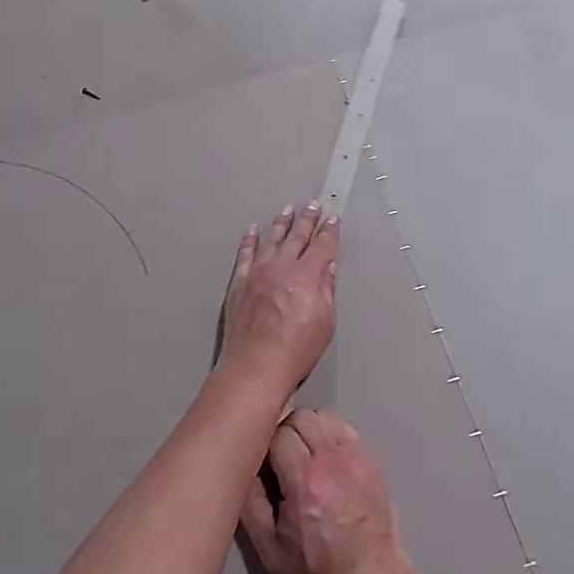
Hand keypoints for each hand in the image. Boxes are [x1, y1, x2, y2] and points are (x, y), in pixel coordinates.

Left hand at [221, 201, 338, 395]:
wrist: (255, 367)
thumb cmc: (294, 351)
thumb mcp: (325, 322)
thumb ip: (326, 290)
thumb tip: (327, 268)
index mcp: (306, 277)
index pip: (322, 246)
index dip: (329, 232)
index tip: (332, 221)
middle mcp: (281, 268)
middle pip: (297, 237)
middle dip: (307, 219)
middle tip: (313, 205)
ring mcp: (257, 274)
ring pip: (271, 240)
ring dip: (281, 224)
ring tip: (287, 211)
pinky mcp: (240, 283)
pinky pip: (245, 255)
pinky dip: (250, 242)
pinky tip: (253, 232)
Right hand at [240, 408, 412, 573]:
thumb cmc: (318, 573)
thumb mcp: (268, 549)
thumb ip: (249, 501)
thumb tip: (241, 464)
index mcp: (306, 483)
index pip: (277, 433)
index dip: (265, 446)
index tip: (263, 466)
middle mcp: (334, 462)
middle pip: (299, 416)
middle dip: (284, 433)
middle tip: (280, 460)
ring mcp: (357, 456)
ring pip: (321, 415)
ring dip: (306, 429)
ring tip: (302, 457)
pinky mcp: (371, 458)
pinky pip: (342, 426)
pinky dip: (328, 434)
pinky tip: (323, 459)